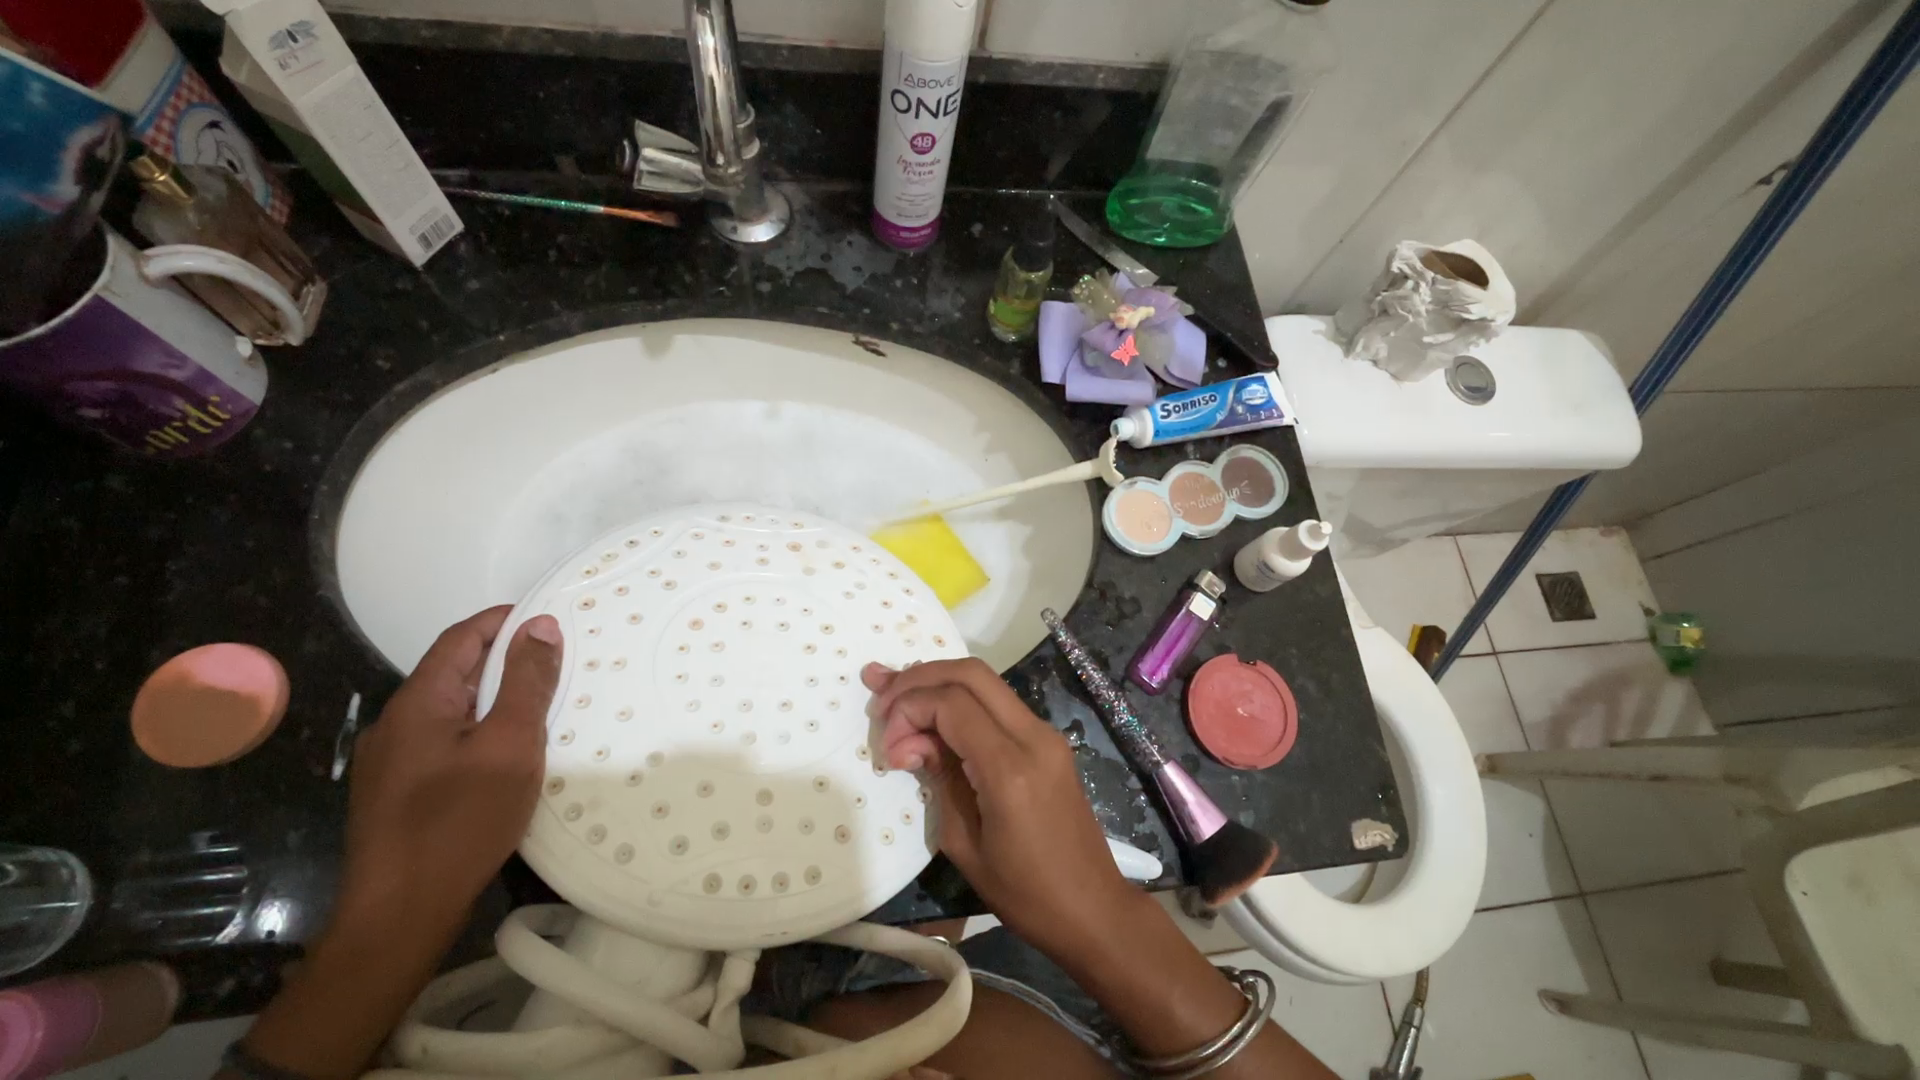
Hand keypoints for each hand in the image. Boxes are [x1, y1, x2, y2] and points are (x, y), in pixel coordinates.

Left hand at [339, 606, 562, 936]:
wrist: (398, 915)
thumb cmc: (460, 821)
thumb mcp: (510, 745)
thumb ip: (526, 683)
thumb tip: (539, 624)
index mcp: (419, 701)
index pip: (462, 637)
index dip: (504, 620)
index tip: (550, 618)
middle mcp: (396, 723)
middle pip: (454, 672)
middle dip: (505, 660)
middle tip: (558, 663)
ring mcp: (390, 762)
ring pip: (450, 710)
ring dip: (494, 699)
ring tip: (541, 707)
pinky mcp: (396, 794)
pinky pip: (444, 743)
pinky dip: (480, 732)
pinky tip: (506, 757)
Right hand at [862, 659, 1138, 959]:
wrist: (1093, 908)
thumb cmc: (1025, 893)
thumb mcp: (965, 844)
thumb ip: (938, 779)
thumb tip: (910, 742)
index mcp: (1010, 768)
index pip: (951, 703)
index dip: (909, 709)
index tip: (887, 745)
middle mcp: (1033, 737)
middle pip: (970, 674)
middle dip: (919, 679)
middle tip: (882, 700)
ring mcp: (1046, 735)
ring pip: (986, 682)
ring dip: (939, 683)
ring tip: (893, 693)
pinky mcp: (1049, 742)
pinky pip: (999, 704)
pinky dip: (961, 700)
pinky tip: (931, 710)